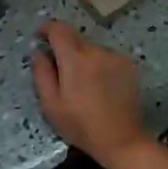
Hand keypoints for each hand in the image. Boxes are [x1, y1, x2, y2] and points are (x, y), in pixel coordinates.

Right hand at [32, 21, 153, 166]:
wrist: (122, 140)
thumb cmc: (81, 126)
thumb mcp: (51, 104)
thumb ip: (42, 73)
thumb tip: (39, 52)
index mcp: (75, 59)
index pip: (59, 29)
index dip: (47, 28)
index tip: (40, 36)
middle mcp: (97, 51)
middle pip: (75, 38)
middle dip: (64, 48)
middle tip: (59, 70)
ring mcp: (115, 57)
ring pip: (91, 48)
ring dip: (83, 58)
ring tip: (82, 83)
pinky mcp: (128, 66)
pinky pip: (106, 57)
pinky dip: (98, 64)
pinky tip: (99, 86)